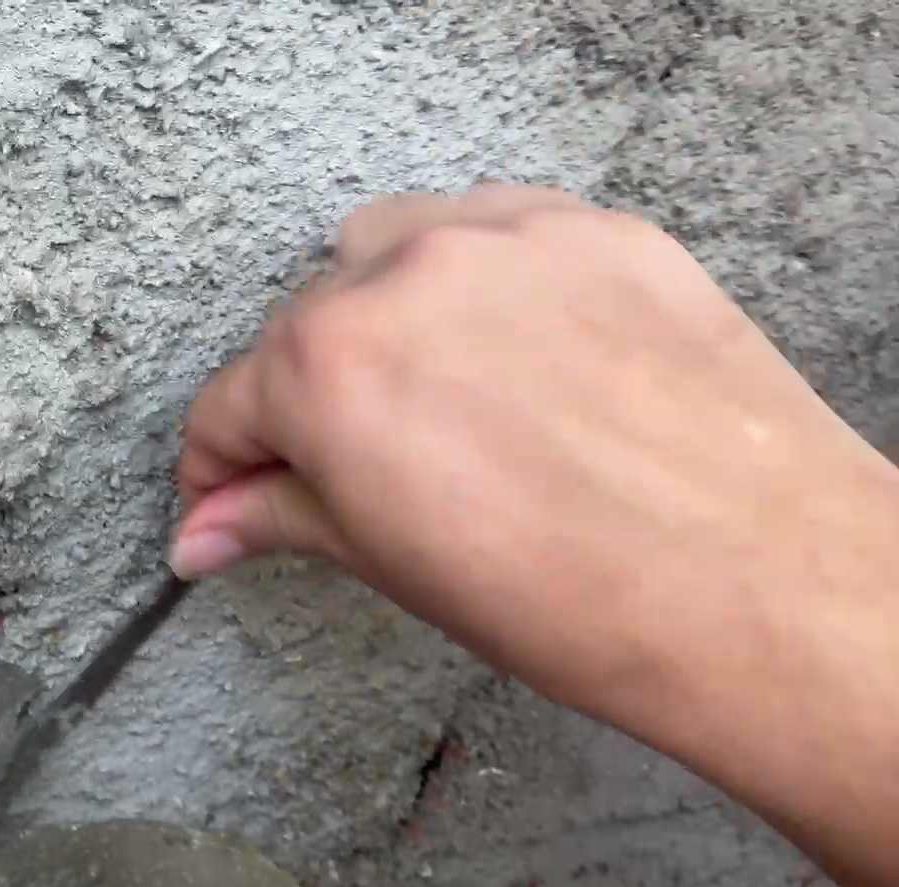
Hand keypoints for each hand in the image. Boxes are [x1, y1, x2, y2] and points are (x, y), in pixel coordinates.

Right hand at [172, 186, 898, 886]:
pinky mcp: (589, 231)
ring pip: (367, 256)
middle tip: (319, 468)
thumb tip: (195, 538)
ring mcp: (498, 241)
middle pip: (288, 338)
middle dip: (286, 408)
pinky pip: (474, 229)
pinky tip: (476, 344)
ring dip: (355, 322)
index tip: (222, 500)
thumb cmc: (554, 590)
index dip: (212, 470)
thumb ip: (264, 518)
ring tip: (393, 391)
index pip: (219, 410)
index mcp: (322, 369)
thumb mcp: (370, 552)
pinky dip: (448, 280)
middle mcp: (395, 281)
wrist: (759, 591)